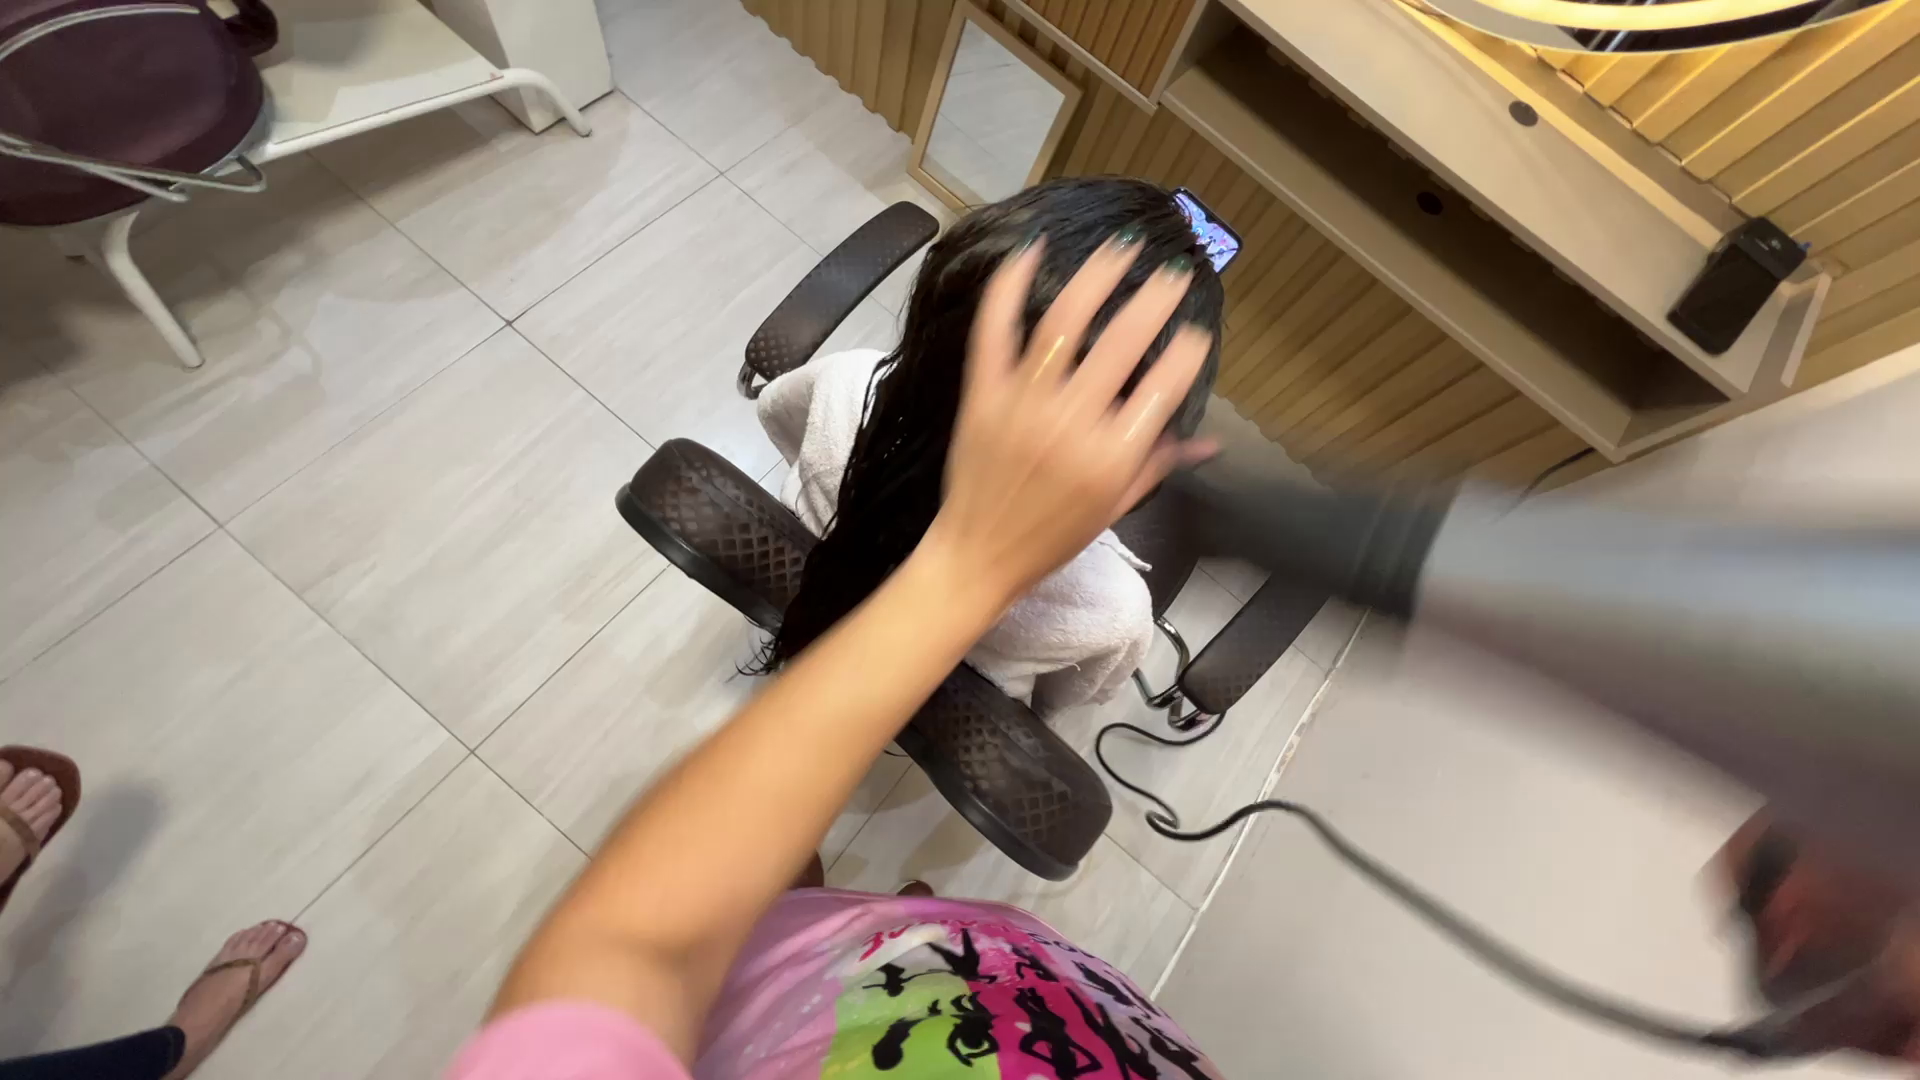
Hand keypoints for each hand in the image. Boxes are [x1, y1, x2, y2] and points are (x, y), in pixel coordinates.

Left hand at [919, 233, 1216, 609]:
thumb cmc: (1050, 538)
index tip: (1195, 331)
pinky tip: (1031, 248)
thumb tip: (1209, 441)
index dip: (1187, 350)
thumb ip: (1158, 465)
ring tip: (1122, 248)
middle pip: (1124, 342)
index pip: (1165, 385)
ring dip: (1098, 277)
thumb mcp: (1113, 509)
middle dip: (1156, 298)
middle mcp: (1071, 422)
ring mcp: (1023, 403)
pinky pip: (995, 331)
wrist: (977, 555)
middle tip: (1173, 272)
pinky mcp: (983, 395)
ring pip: (1064, 322)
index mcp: (1111, 456)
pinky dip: (1009, 286)